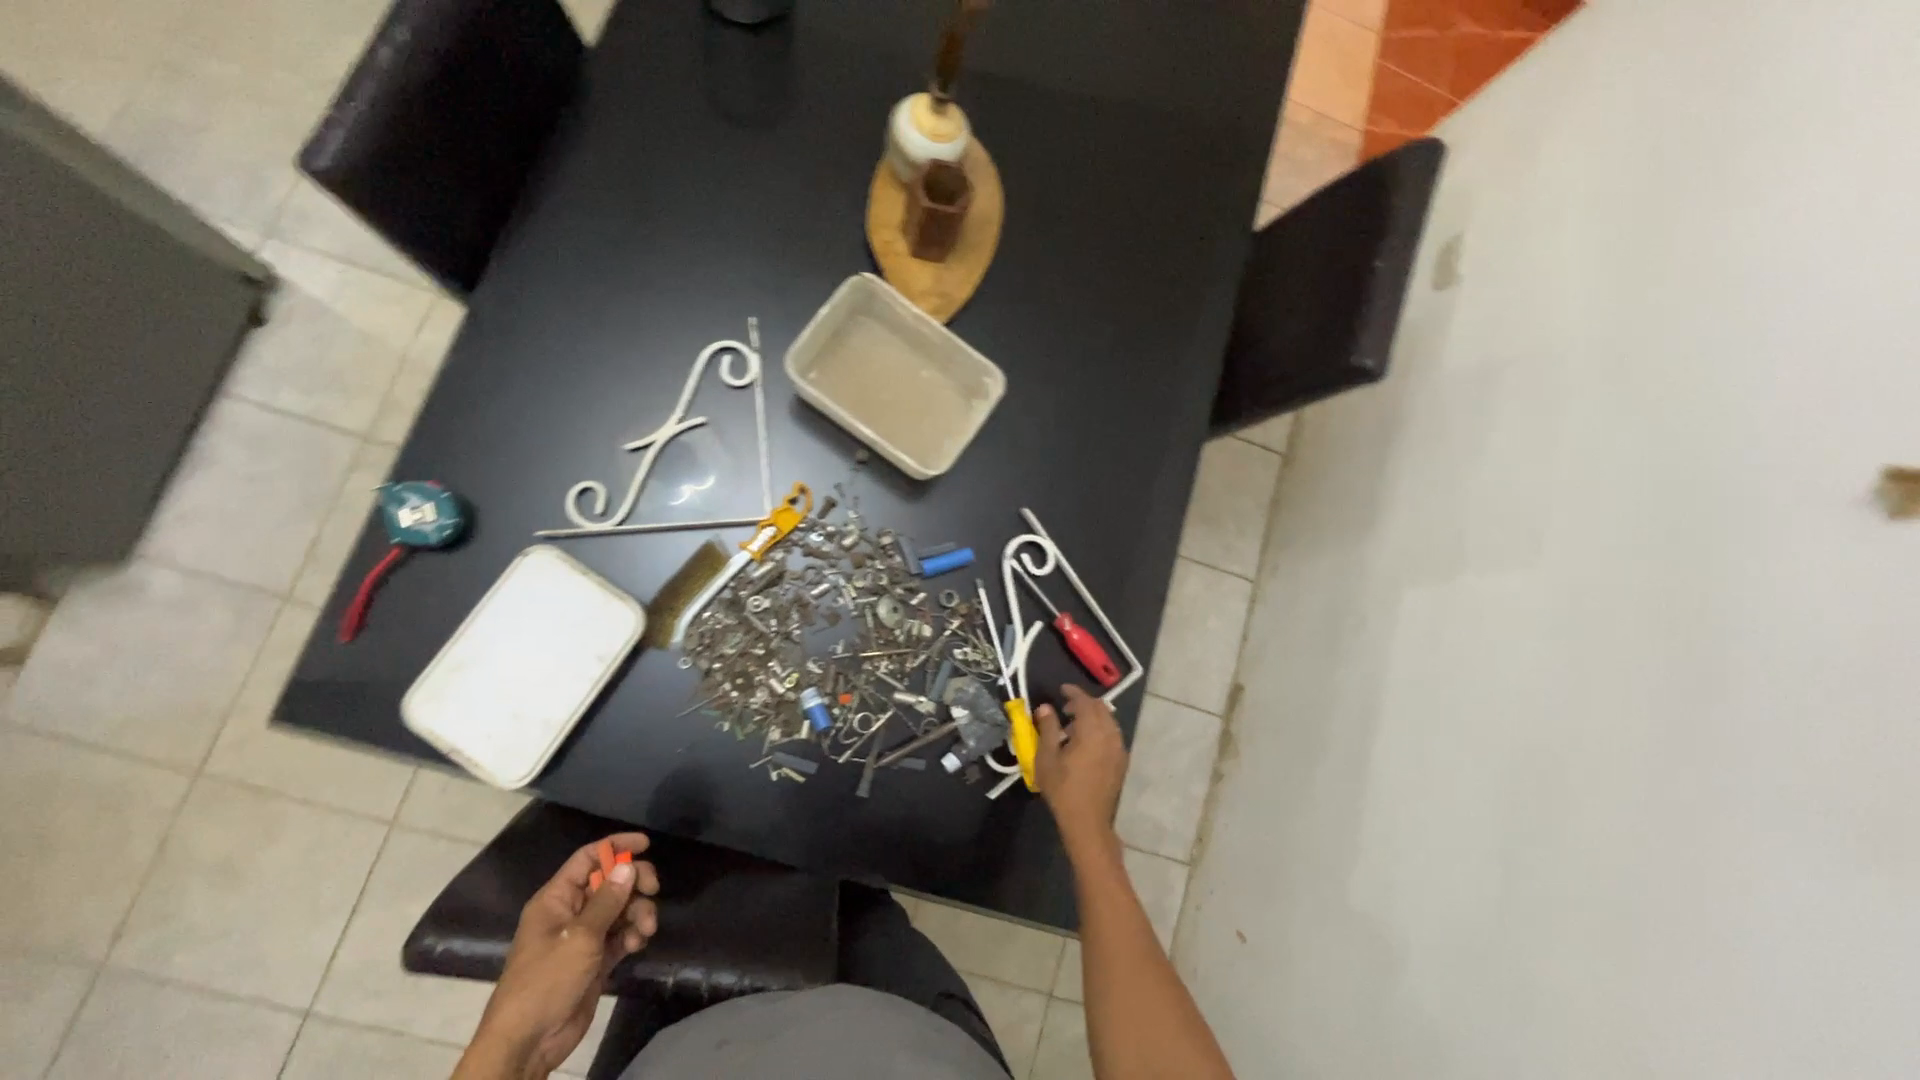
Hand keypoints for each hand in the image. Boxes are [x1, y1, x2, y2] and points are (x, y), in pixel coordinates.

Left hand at [460, 833, 659, 1078]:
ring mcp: (583, 937)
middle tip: (653, 890)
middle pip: (609, 882)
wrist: (528, 1040)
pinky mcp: (595, 960)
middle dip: (634, 883)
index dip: (615, 847)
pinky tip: (638, 944)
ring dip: (638, 913)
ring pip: (620, 909)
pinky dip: (633, 935)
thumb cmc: (546, 981)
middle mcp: (570, 912)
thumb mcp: (579, 937)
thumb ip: (607, 901)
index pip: (588, 859)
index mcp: (556, 899)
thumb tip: (628, 867)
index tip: (646, 845)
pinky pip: (621, 935)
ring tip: (646, 929)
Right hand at [1035, 684, 1127, 851]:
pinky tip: (1086, 744)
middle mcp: (1110, 736)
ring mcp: (1119, 750)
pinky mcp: (1121, 763)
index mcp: (1092, 731)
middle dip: (1084, 703)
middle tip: (1066, 708)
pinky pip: (1113, 736)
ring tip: (1073, 727)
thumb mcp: (1047, 757)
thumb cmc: (1063, 788)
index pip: (1086, 702)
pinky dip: (1100, 730)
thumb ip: (1047, 728)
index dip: (1074, 692)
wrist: (1087, 821)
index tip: (1062, 689)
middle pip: (1101, 709)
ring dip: (1093, 718)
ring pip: (1109, 722)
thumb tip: (1046, 708)